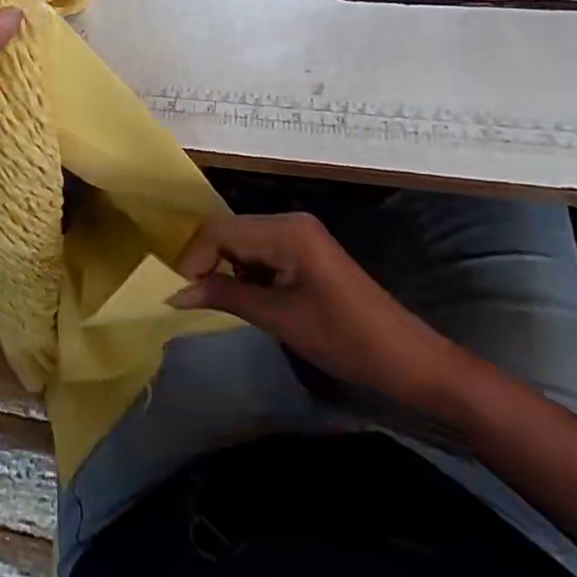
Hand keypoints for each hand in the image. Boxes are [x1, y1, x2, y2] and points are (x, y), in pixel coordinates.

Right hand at [169, 213, 459, 401]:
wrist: (402, 355)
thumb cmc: (342, 338)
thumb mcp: (278, 318)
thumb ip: (224, 296)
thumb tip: (175, 294)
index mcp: (286, 231)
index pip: (217, 230)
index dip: (192, 260)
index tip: (181, 296)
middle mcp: (290, 221)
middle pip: (227, 231)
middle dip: (205, 263)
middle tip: (193, 300)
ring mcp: (298, 233)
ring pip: (240, 241)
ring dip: (224, 268)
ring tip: (221, 302)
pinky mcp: (303, 248)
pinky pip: (259, 250)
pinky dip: (244, 271)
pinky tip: (248, 297)